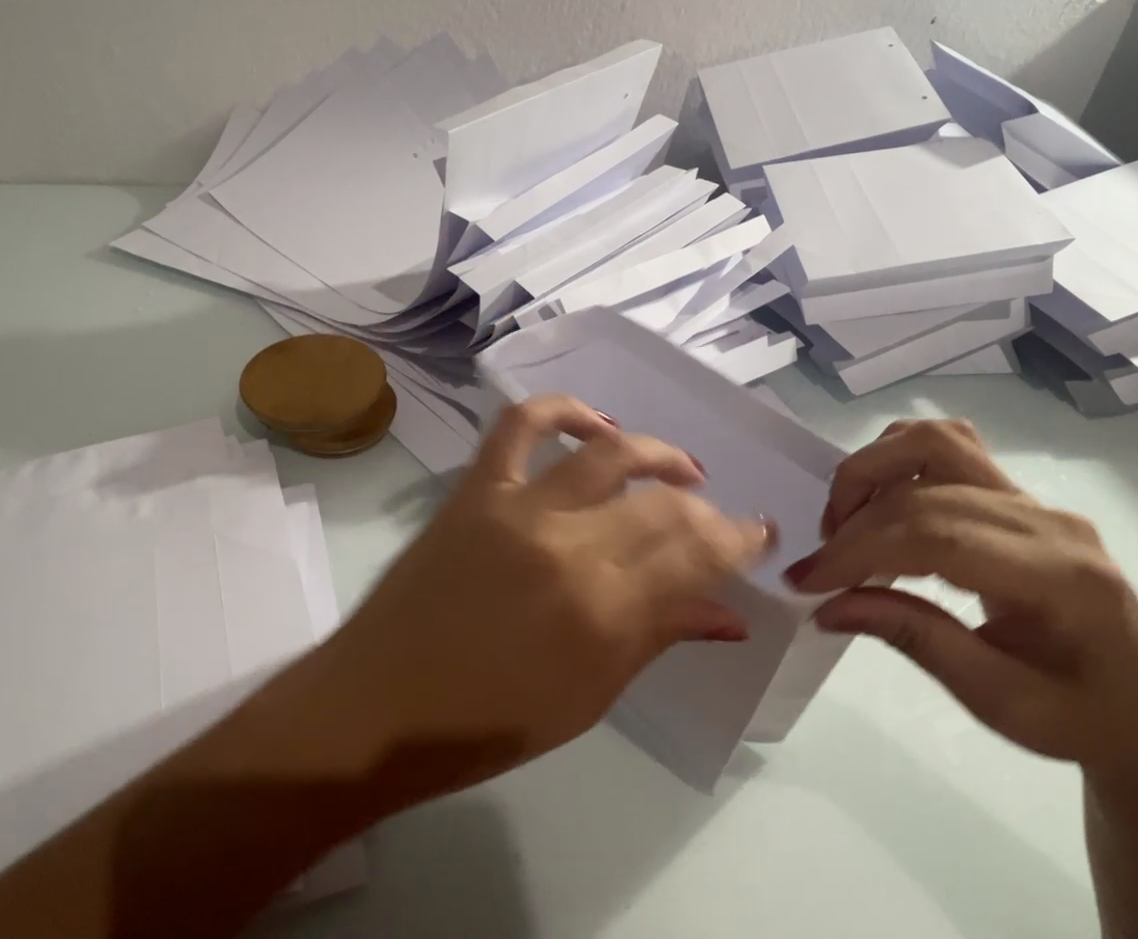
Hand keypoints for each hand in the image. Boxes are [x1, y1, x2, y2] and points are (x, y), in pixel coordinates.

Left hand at [318, 394, 775, 779]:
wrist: (378, 707)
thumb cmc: (485, 725)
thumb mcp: (587, 698)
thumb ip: (657, 639)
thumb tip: (728, 615)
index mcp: (601, 611)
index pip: (696, 556)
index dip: (739, 542)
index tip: (760, 537)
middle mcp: (567, 546)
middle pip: (662, 505)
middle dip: (709, 511)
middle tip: (723, 522)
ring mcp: (516, 509)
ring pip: (607, 454)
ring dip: (657, 453)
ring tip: (682, 468)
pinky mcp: (475, 491)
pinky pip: (519, 426)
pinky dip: (563, 411)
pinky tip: (595, 423)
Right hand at [790, 419, 1137, 774]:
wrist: (1137, 708)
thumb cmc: (1075, 717)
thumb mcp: (997, 700)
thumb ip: (916, 640)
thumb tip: (829, 607)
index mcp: (1060, 577)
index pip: (938, 535)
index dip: (861, 550)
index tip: (807, 582)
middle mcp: (1050, 521)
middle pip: (926, 489)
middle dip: (854, 522)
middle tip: (818, 570)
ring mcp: (1036, 500)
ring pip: (936, 443)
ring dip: (872, 473)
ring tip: (845, 526)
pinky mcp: (1018, 495)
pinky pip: (949, 448)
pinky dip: (896, 464)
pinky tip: (878, 507)